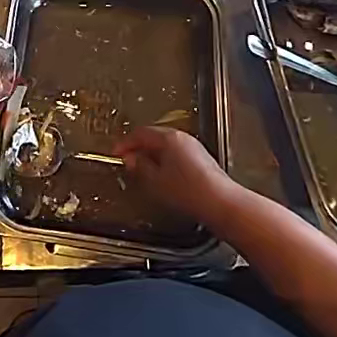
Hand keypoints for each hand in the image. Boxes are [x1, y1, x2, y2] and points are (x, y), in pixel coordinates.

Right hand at [114, 127, 242, 227]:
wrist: (221, 203)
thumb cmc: (187, 191)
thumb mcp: (155, 180)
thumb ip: (140, 166)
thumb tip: (130, 158)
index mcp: (168, 138)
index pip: (140, 133)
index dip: (125, 143)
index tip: (116, 152)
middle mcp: (182, 137)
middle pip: (154, 136)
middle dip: (138, 147)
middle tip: (127, 160)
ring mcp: (193, 147)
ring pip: (166, 145)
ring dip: (152, 154)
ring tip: (143, 169)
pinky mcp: (201, 158)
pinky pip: (176, 153)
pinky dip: (165, 159)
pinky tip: (163, 175)